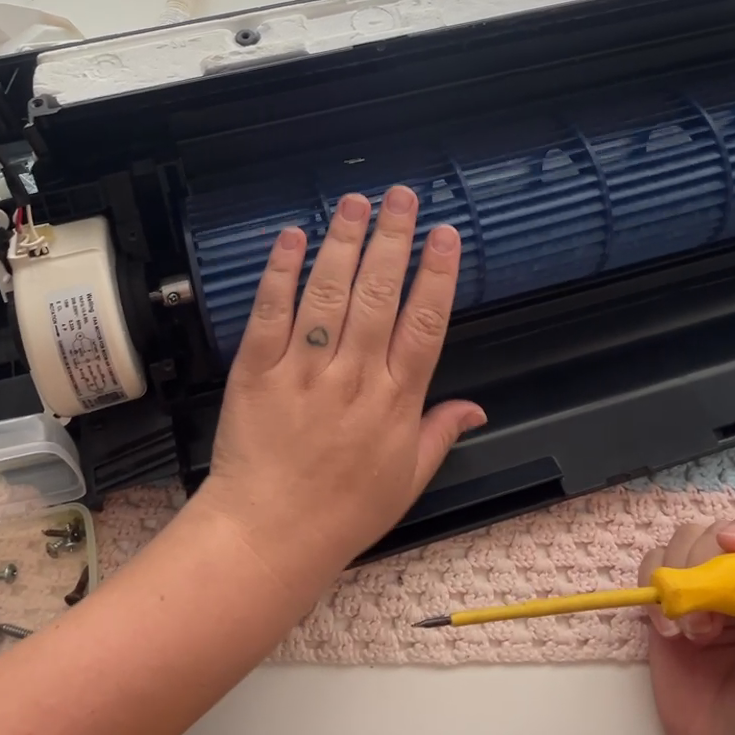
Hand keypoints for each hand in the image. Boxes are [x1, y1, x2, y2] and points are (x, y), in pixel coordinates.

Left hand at [191, 186, 485, 595]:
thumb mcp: (406, 481)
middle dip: (393, 240)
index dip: (437, 276)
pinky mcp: (257, 371)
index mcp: (395, 403)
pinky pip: (271, 314)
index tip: (445, 235)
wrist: (267, 538)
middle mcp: (353, 378)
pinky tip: (292, 237)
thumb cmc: (341, 512)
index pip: (424, 325)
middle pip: (379, 296)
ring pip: (329, 295)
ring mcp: (304, 372)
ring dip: (344, 243)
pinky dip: (282, 273)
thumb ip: (440, 434)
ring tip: (356, 202)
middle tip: (402, 197)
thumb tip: (477, 407)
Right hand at [644, 504, 734, 734]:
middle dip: (712, 557)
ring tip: (696, 629)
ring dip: (683, 575)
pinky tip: (670, 630)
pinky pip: (654, 564)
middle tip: (711, 607)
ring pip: (689, 538)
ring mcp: (715, 589)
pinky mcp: (676, 601)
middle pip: (732, 527)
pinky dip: (654, 588)